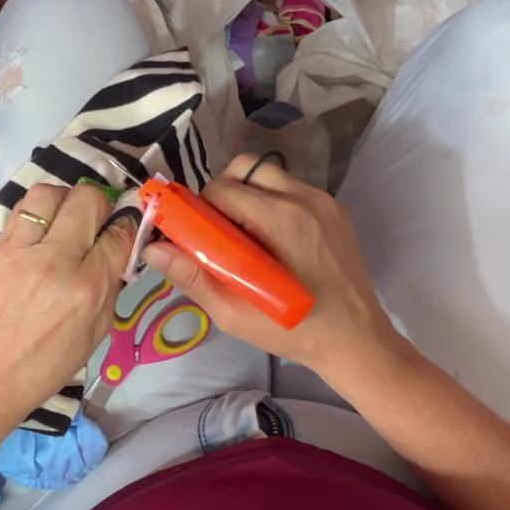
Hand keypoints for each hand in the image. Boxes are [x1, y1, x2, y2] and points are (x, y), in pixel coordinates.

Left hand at [0, 182, 134, 426]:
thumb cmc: (52, 360)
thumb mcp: (99, 329)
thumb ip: (111, 283)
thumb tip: (119, 247)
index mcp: (87, 288)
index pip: (119, 234)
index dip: (128, 226)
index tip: (126, 230)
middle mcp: (55, 261)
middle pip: (87, 199)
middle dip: (100, 205)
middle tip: (97, 224)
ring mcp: (22, 251)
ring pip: (50, 192)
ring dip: (66, 200)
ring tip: (68, 221)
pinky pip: (23, 208)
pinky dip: (40, 210)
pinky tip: (44, 228)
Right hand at [145, 153, 403, 372]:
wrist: (357, 341)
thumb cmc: (294, 332)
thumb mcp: (235, 314)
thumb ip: (193, 276)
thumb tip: (152, 249)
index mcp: (282, 220)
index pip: (222, 188)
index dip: (198, 210)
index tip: (194, 238)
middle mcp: (305, 198)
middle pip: (244, 168)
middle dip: (220, 196)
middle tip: (215, 235)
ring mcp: (323, 201)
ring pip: (266, 174)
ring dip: (244, 197)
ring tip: (241, 239)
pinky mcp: (333, 210)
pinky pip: (288, 190)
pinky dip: (268, 205)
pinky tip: (269, 244)